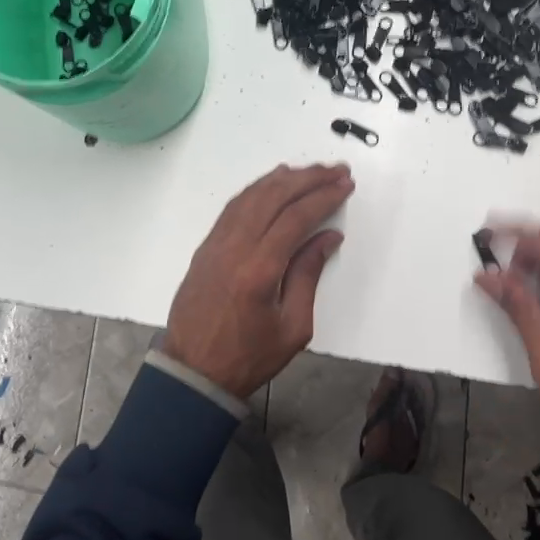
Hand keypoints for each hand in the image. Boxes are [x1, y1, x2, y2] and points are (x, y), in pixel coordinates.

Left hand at [161, 163, 353, 398]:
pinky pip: (233, 207)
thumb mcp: (293, 328)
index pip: (295, 218)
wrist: (194, 370)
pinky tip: (272, 184)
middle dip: (307, 178)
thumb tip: (327, 237)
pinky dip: (256, 190)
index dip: (323, 197)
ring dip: (281, 179)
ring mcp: (216, 244)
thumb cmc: (249, 357)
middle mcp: (234, 248)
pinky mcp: (206, 246)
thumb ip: (308, 276)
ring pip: (250, 196)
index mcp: (259, 270)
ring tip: (309, 171)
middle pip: (273, 197)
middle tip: (335, 170)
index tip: (345, 185)